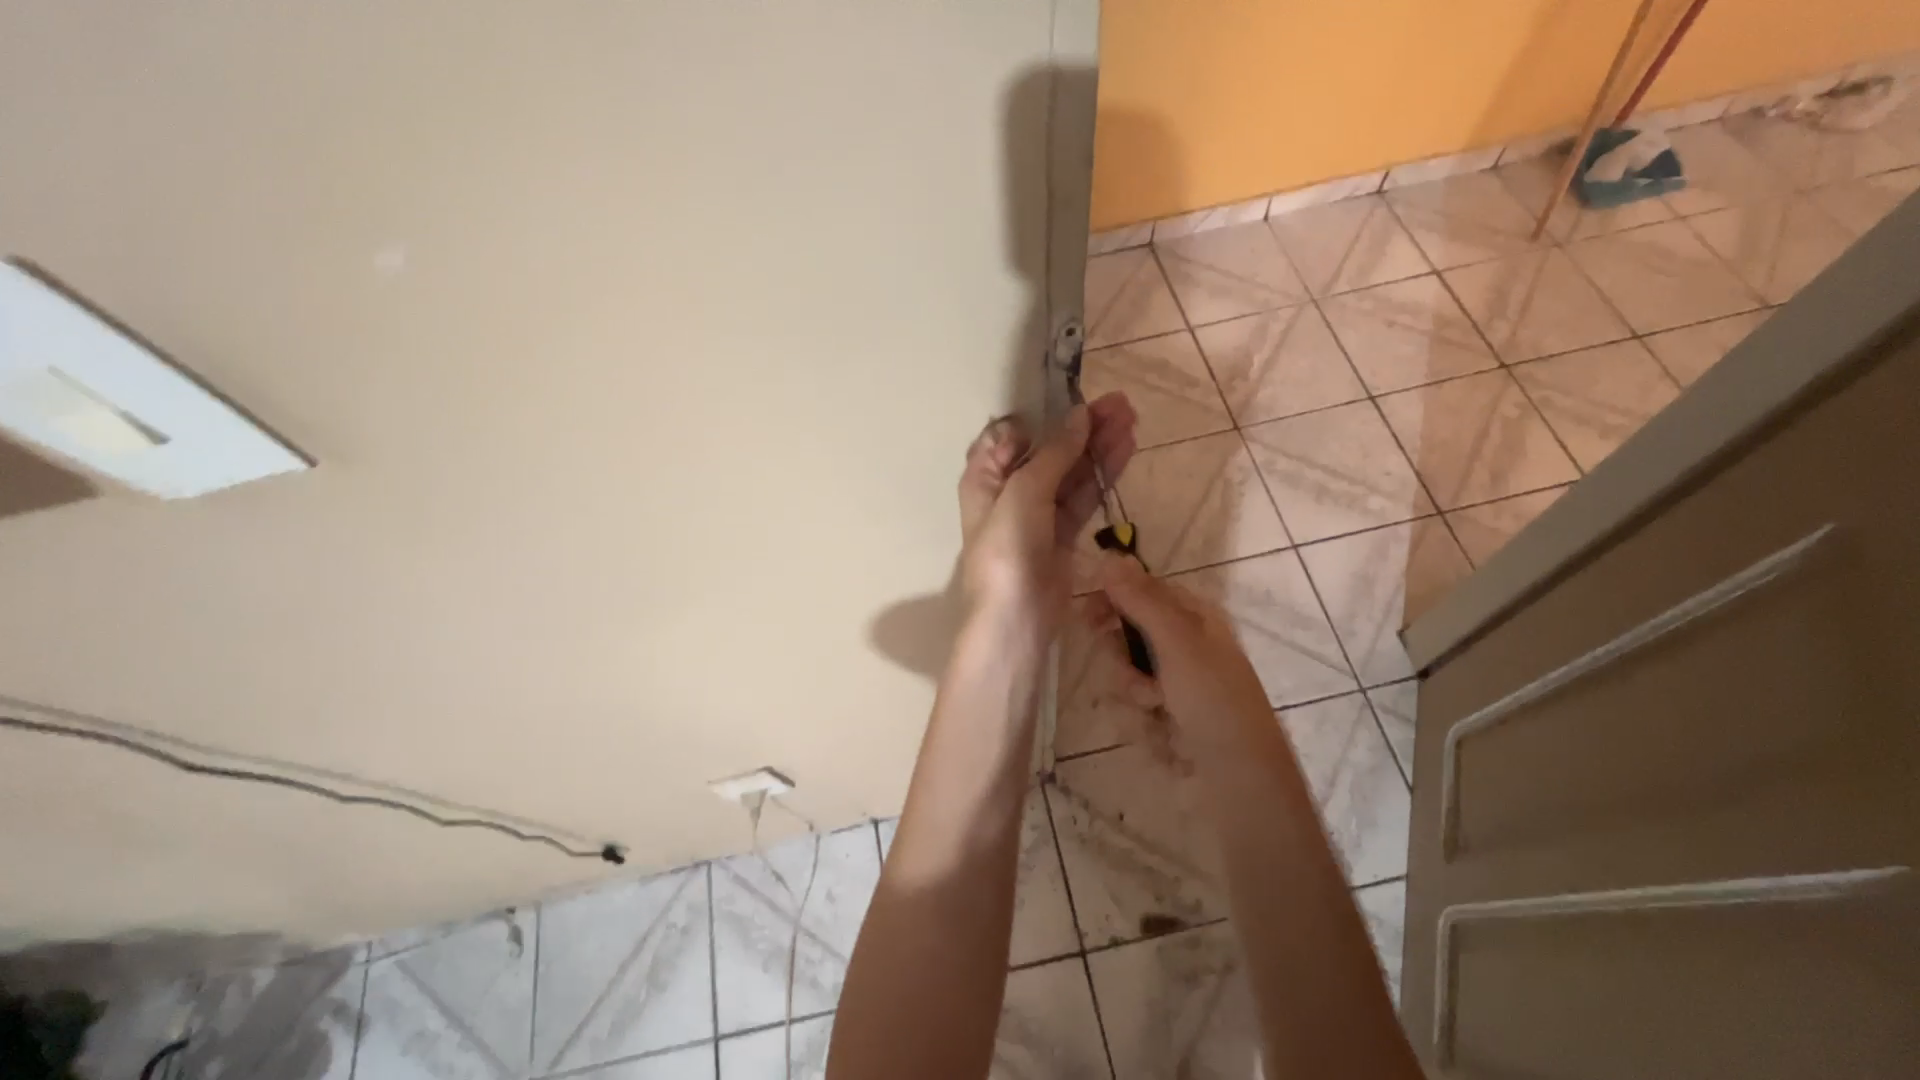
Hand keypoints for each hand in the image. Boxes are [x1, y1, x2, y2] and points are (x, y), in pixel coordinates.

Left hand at [957, 393, 1135, 631]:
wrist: (1016, 617)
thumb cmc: (1007, 548)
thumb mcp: (1024, 492)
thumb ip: (1054, 453)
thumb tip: (1080, 415)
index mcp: (984, 478)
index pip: (1007, 436)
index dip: (1039, 418)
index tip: (1073, 401)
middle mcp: (1008, 492)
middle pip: (1048, 450)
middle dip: (1081, 427)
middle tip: (1121, 404)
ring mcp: (1038, 514)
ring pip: (1071, 472)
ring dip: (1098, 446)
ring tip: (1132, 419)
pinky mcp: (1063, 535)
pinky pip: (1084, 496)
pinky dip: (1103, 474)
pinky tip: (1125, 450)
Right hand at [1095, 552, 1273, 760]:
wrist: (1240, 779)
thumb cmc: (1213, 701)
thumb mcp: (1177, 643)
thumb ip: (1141, 600)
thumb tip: (1109, 556)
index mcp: (1194, 618)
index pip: (1140, 592)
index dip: (1112, 602)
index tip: (1087, 618)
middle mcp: (1184, 647)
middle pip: (1126, 636)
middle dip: (1123, 662)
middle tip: (1136, 678)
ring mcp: (1175, 687)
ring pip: (1124, 676)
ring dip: (1133, 696)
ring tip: (1157, 713)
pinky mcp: (1167, 720)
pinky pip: (1133, 710)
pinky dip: (1144, 724)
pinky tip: (1163, 737)